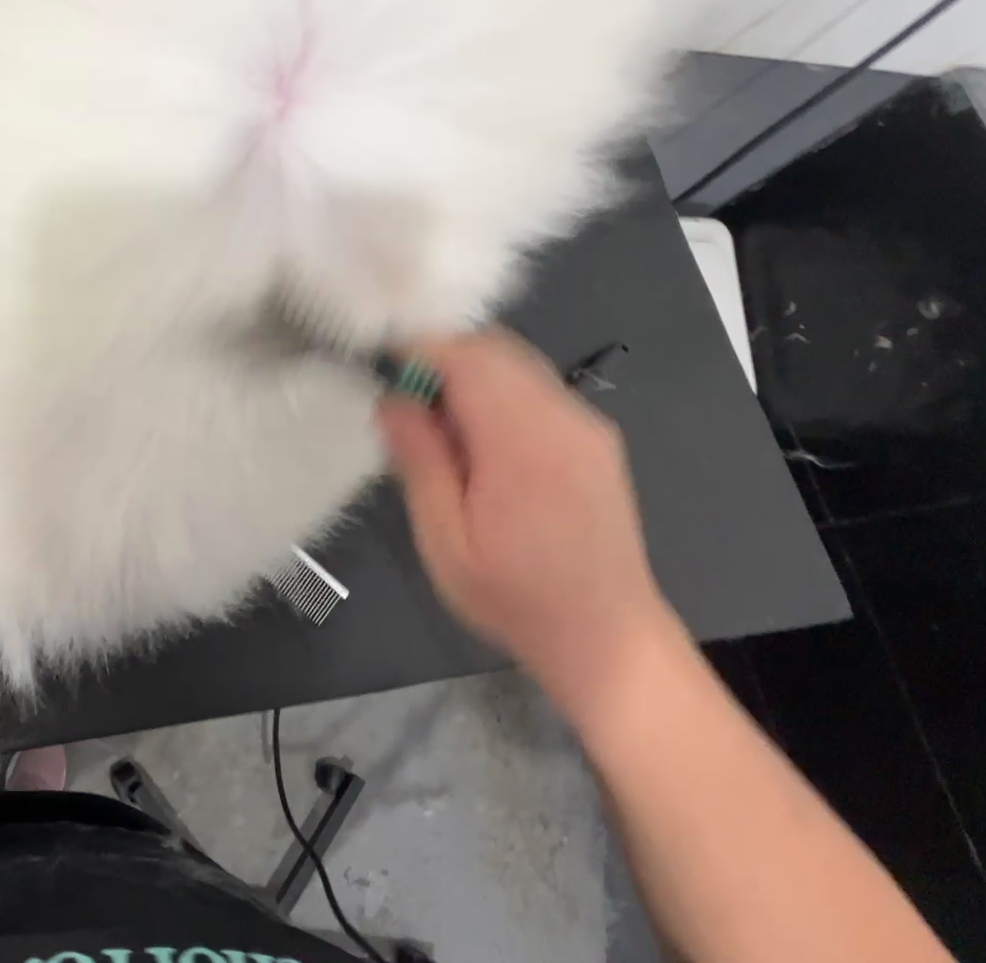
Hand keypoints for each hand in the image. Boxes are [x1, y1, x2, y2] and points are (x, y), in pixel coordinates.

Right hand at [377, 331, 680, 716]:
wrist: (606, 636)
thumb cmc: (513, 597)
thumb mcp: (445, 541)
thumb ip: (420, 463)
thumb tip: (392, 400)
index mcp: (523, 444)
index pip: (468, 359)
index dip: (419, 350)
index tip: (379, 365)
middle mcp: (564, 420)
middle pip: (495, 351)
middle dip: (441, 358)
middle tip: (402, 403)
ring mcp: (586, 426)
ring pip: (517, 365)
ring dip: (468, 375)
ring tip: (435, 427)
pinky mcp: (594, 439)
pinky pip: (536, 389)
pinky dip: (496, 393)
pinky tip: (476, 443)